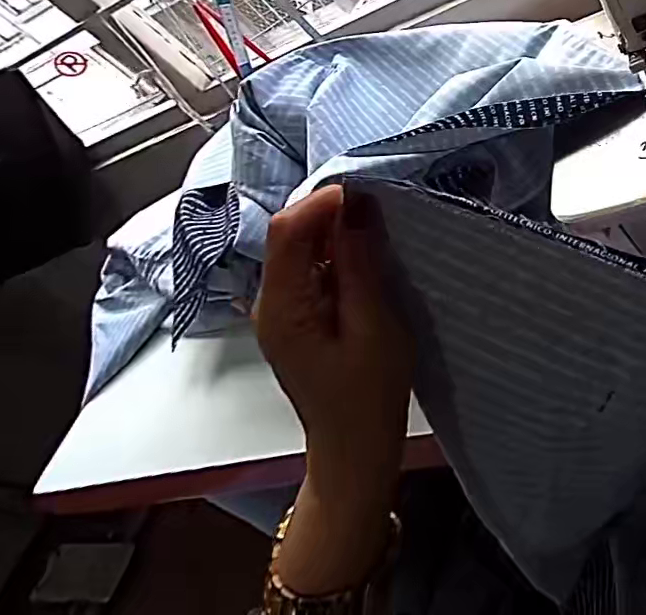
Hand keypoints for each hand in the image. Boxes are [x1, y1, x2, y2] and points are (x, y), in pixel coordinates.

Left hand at [256, 185, 412, 595]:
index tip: (365, 192)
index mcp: (281, 308)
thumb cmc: (368, 400)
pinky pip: (309, 264)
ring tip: (374, 233)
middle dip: (330, 212)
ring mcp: (279, 306)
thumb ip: (359, 263)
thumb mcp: (374, 326)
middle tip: (376, 210)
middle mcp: (269, 300)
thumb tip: (356, 204)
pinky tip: (362, 259)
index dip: (322, 202)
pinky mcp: (294, 311)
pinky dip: (335, 251)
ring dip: (335, 230)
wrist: (354, 452)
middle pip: (289, 232)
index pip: (287, 230)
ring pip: (300, 244)